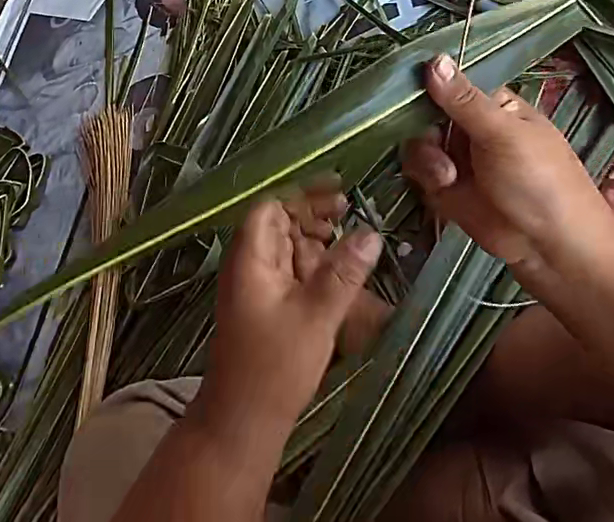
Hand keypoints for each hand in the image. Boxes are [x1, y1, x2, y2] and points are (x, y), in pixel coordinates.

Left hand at [197, 197, 379, 436]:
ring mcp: (255, 285)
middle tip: (348, 211)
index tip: (338, 191)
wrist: (242, 423)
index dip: (302, 194)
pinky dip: (310, 263)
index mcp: (249, 256)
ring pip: (284, 246)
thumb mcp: (316, 316)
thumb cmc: (274, 366)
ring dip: (313, 238)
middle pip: (277, 222)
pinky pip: (288, 270)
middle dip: (311, 213)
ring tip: (346, 238)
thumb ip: (343, 273)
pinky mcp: (264, 304)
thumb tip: (371, 233)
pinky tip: (335, 272)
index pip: (270, 206)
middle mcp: (247, 263)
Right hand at [401, 54, 613, 267]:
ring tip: (446, 176)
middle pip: (424, 111)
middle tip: (432, 140)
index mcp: (491, 105)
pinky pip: (417, 170)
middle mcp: (469, 127)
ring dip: (426, 156)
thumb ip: (463, 99)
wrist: (553, 251)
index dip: (425, 81)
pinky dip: (424, 175)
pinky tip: (443, 186)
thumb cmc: (541, 182)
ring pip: (417, 140)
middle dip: (422, 125)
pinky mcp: (444, 187)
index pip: (449, 81)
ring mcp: (456, 157)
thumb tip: (434, 58)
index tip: (403, 83)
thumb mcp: (503, 134)